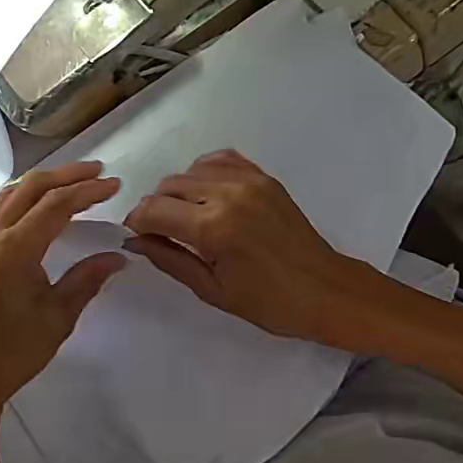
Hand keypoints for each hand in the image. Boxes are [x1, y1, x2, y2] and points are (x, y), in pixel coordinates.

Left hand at [0, 161, 127, 416]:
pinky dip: (25, 196)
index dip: (88, 190)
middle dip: (67, 174)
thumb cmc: (15, 351)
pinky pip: (1, 209)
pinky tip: (40, 205)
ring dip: (44, 182)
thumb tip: (118, 256)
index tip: (115, 185)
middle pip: (31, 188)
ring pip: (12, 194)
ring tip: (73, 180)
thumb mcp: (59, 316)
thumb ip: (87, 279)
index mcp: (14, 250)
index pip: (56, 205)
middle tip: (99, 170)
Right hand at [123, 150, 382, 347]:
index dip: (136, 222)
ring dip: (177, 191)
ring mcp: (247, 180)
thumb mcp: (211, 290)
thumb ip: (169, 258)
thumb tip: (135, 241)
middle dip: (155, 208)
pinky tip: (206, 194)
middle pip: (167, 186)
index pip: (153, 210)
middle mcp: (226, 194)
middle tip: (161, 232)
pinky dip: (203, 173)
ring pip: (189, 171)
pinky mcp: (262, 177)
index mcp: (212, 228)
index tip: (137, 236)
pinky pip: (219, 159)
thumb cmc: (269, 302)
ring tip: (186, 216)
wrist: (327, 290)